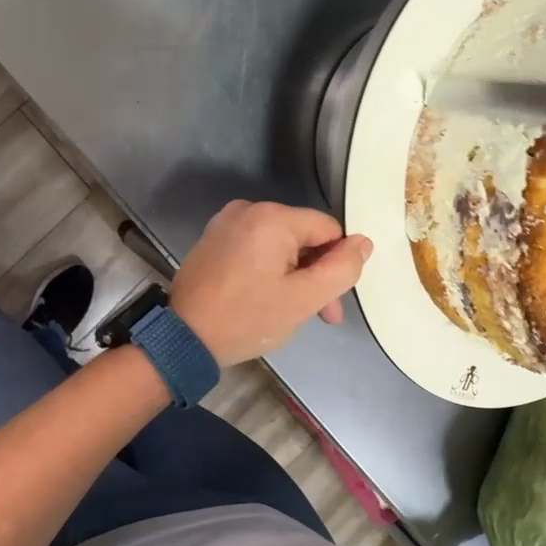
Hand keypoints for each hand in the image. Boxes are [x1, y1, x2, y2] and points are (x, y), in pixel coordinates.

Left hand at [169, 200, 373, 367]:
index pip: (327, 230)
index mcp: (272, 217)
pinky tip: (264, 299)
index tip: (330, 304)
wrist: (182, 336)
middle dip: (314, 274)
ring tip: (288, 313)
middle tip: (317, 316)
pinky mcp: (212, 240)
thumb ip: (340, 269)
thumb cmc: (246, 318)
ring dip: (292, 276)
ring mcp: (226, 223)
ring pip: (279, 245)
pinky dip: (266, 270)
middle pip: (302, 236)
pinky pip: (254, 248)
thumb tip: (363, 242)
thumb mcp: (303, 299)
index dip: (336, 265)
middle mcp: (248, 209)